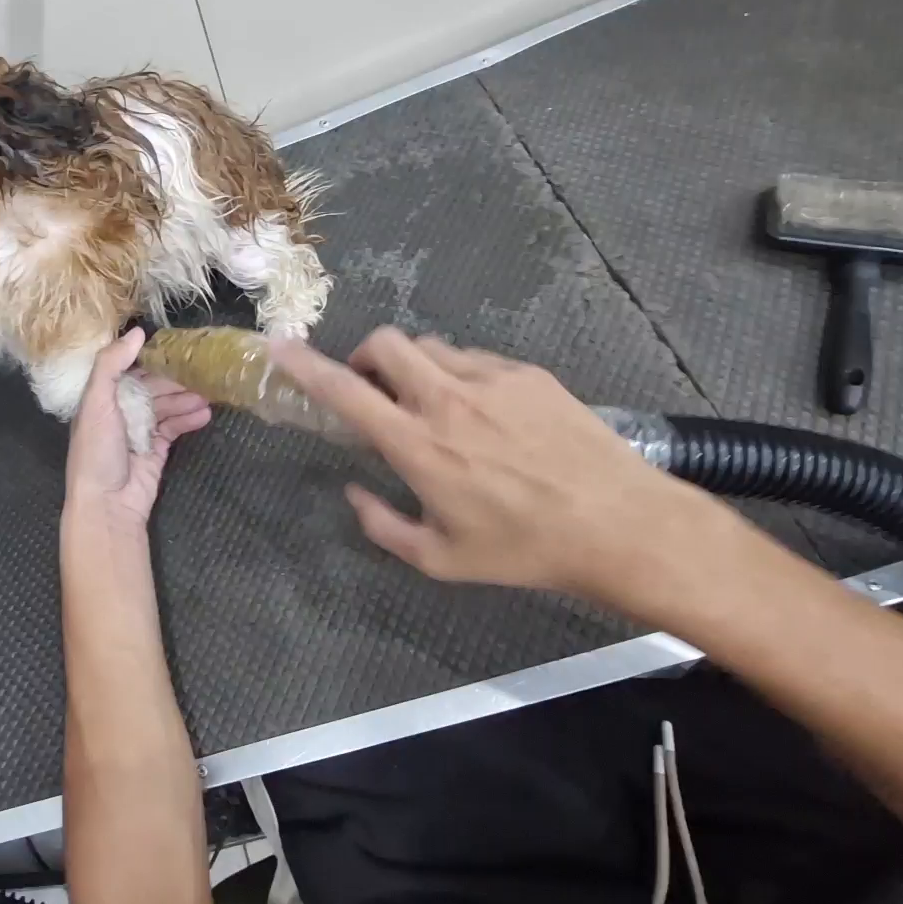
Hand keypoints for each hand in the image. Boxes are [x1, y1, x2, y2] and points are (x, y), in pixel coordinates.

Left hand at [65, 329, 211, 528]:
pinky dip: (189, 420)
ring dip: (186, 399)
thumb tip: (137, 332)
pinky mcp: (156, 450)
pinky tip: (205, 413)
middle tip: (203, 371)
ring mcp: (139, 431)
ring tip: (210, 394)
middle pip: (152, 387)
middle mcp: (120, 412)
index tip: (178, 347)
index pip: (129, 369)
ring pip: (167, 407)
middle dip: (176, 380)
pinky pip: (175, 428)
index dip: (152, 358)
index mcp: (101, 397)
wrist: (107, 504)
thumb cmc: (96, 450)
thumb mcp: (96, 402)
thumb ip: (111, 364)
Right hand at [270, 328, 708, 599]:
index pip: (346, 392)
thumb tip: (354, 493)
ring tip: (429, 403)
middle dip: (364, 357)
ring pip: (431, 348)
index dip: (306, 366)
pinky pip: (475, 360)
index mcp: (418, 445)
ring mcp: (493, 380)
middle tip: (370, 388)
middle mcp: (448, 400)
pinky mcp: (530, 375)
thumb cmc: (523, 550)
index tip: (280, 348)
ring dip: (412, 367)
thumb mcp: (439, 559)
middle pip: (386, 344)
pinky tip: (483, 413)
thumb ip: (382, 525)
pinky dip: (458, 376)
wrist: (622, 525)